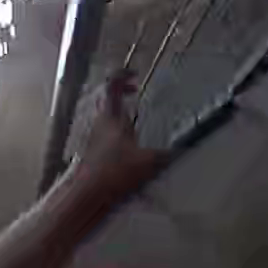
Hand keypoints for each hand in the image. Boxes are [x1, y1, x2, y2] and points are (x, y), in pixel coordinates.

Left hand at [62, 71, 162, 208]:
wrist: (86, 194)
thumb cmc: (114, 171)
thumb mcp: (147, 162)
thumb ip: (165, 155)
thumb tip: (180, 150)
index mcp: (111, 115)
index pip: (112, 84)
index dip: (122, 74)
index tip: (135, 73)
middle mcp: (99, 120)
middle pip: (106, 96)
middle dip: (120, 90)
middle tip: (134, 90)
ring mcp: (93, 135)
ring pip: (105, 113)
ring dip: (118, 109)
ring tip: (133, 116)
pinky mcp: (92, 150)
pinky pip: (105, 131)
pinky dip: (116, 128)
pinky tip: (128, 144)